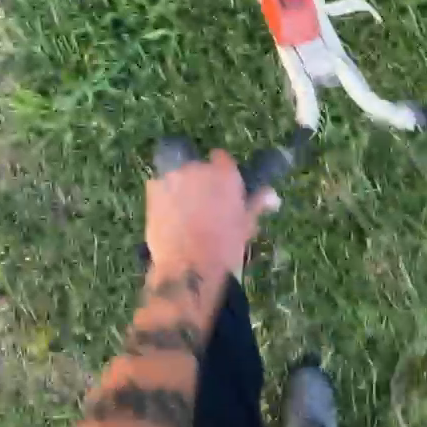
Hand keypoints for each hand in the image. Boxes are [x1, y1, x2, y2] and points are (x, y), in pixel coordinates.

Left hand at [144, 150, 275, 279]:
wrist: (189, 268)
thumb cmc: (224, 248)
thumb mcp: (245, 226)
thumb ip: (257, 203)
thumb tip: (273, 195)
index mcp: (225, 174)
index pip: (221, 158)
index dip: (220, 173)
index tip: (219, 188)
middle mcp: (199, 167)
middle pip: (198, 167)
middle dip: (200, 182)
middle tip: (203, 206)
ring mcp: (173, 176)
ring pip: (178, 176)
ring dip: (181, 188)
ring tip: (183, 213)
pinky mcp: (153, 188)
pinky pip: (159, 186)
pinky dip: (163, 196)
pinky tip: (167, 215)